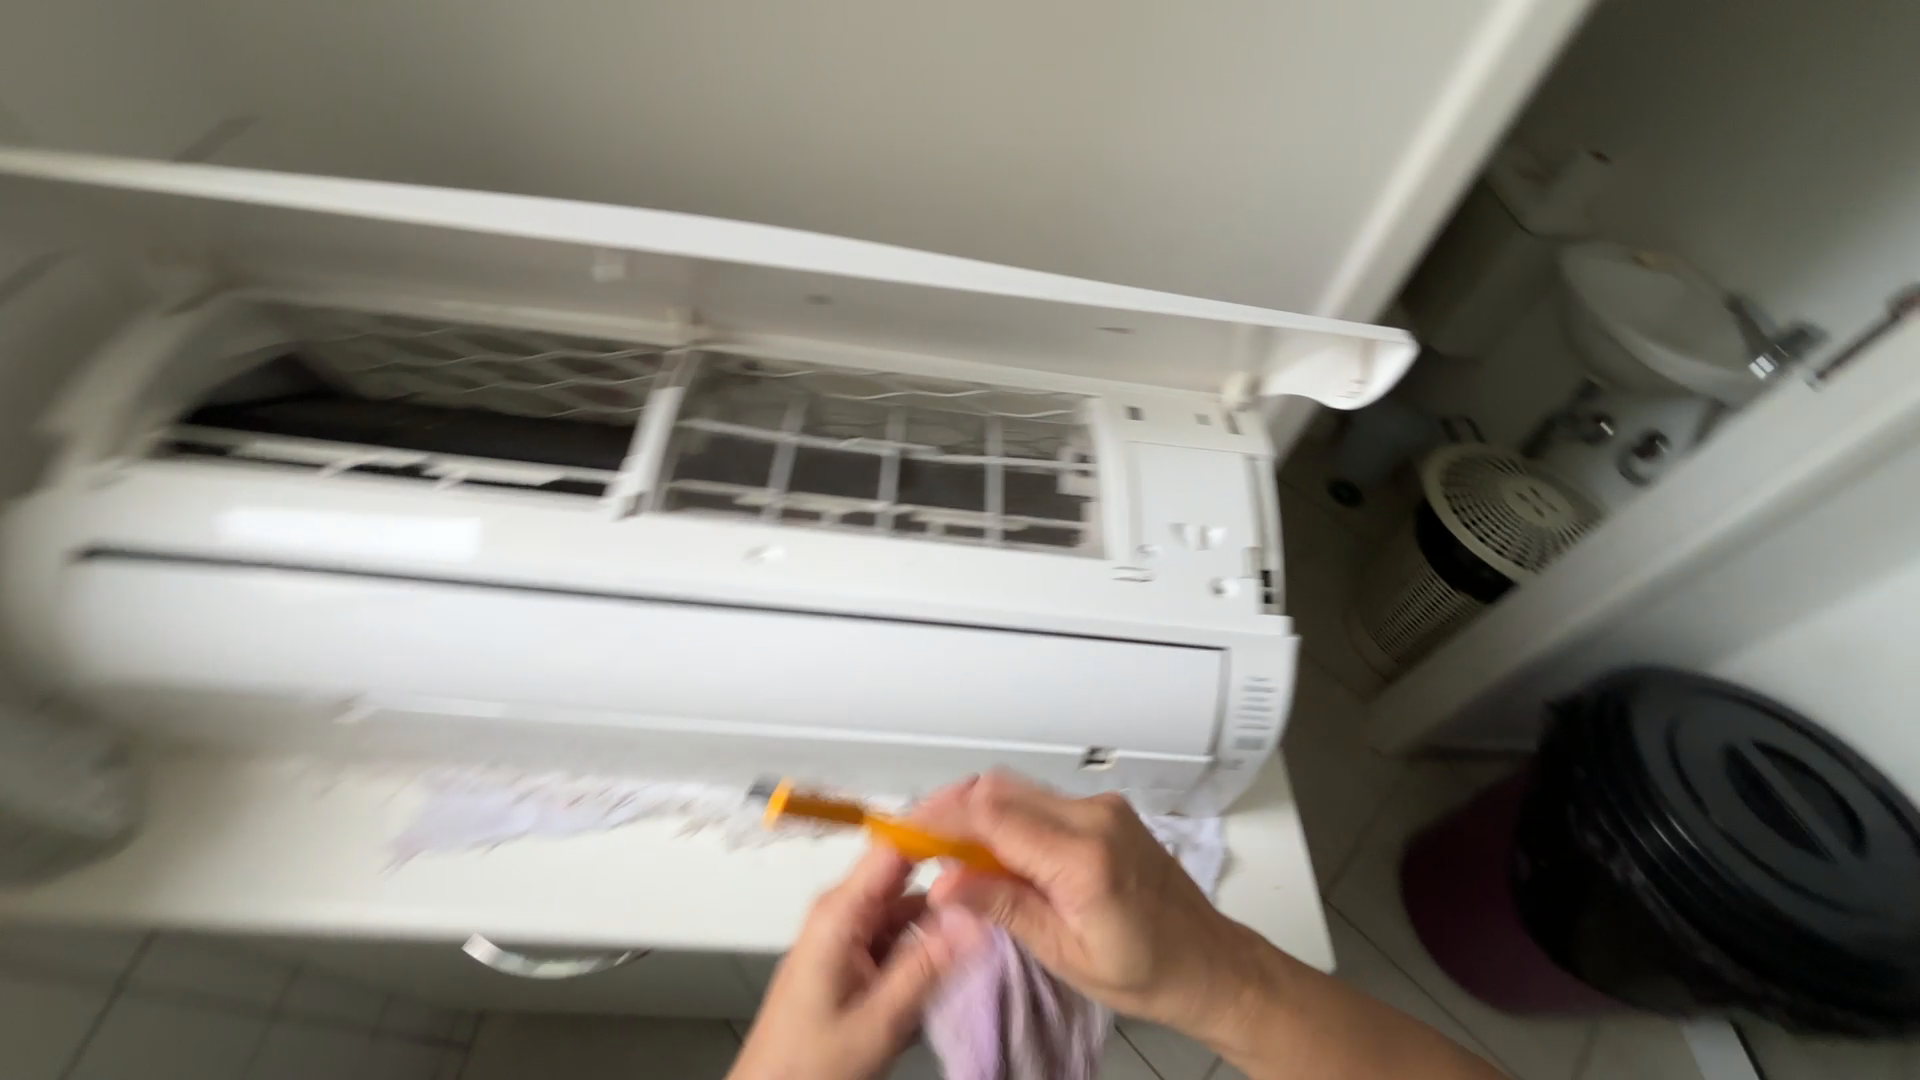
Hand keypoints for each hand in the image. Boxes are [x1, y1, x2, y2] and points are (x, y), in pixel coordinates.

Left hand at [729, 845, 985, 1079]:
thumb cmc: (810, 1063)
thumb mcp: (878, 1021)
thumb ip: (928, 967)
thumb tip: (977, 918)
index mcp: (841, 911)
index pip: (895, 847)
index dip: (939, 830)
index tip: (986, 830)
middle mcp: (844, 908)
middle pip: (906, 873)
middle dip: (950, 876)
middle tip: (1000, 885)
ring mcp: (848, 929)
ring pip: (907, 904)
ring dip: (942, 914)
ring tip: (988, 920)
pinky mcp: (854, 952)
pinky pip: (898, 930)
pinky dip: (925, 940)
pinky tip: (953, 957)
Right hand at [916, 773, 1266, 1041]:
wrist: (1209, 962)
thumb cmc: (1144, 972)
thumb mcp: (1065, 954)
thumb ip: (1004, 907)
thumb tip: (945, 884)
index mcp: (1083, 858)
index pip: (995, 817)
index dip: (944, 818)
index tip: (909, 830)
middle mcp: (1094, 817)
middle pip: (1002, 789)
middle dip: (954, 807)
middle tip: (922, 838)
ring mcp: (1102, 807)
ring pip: (1019, 788)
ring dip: (979, 810)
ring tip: (952, 848)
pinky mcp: (1105, 808)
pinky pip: (1042, 798)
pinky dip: (1009, 814)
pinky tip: (996, 848)